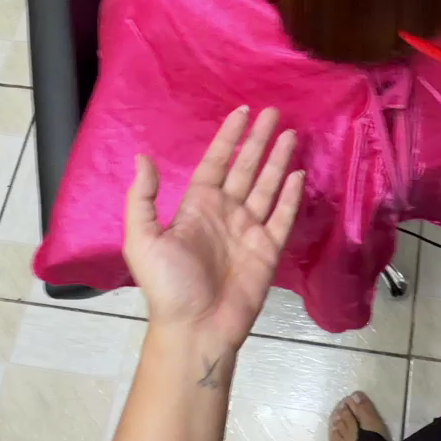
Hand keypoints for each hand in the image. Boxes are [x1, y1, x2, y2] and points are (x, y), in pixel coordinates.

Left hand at [124, 107, 305, 349]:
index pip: (217, 161)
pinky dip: (291, 195)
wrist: (196, 329)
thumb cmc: (168, 285)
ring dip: (278, 160)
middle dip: (259, 139)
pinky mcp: (268, 248)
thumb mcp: (143, 240)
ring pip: (268, 185)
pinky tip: (298, 174)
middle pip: (247, 167)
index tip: (242, 111)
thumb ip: (143, 198)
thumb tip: (142, 157)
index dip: (229, 137)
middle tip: (274, 112)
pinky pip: (282, 215)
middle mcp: (226, 211)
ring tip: (290, 133)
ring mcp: (249, 229)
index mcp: (198, 205)